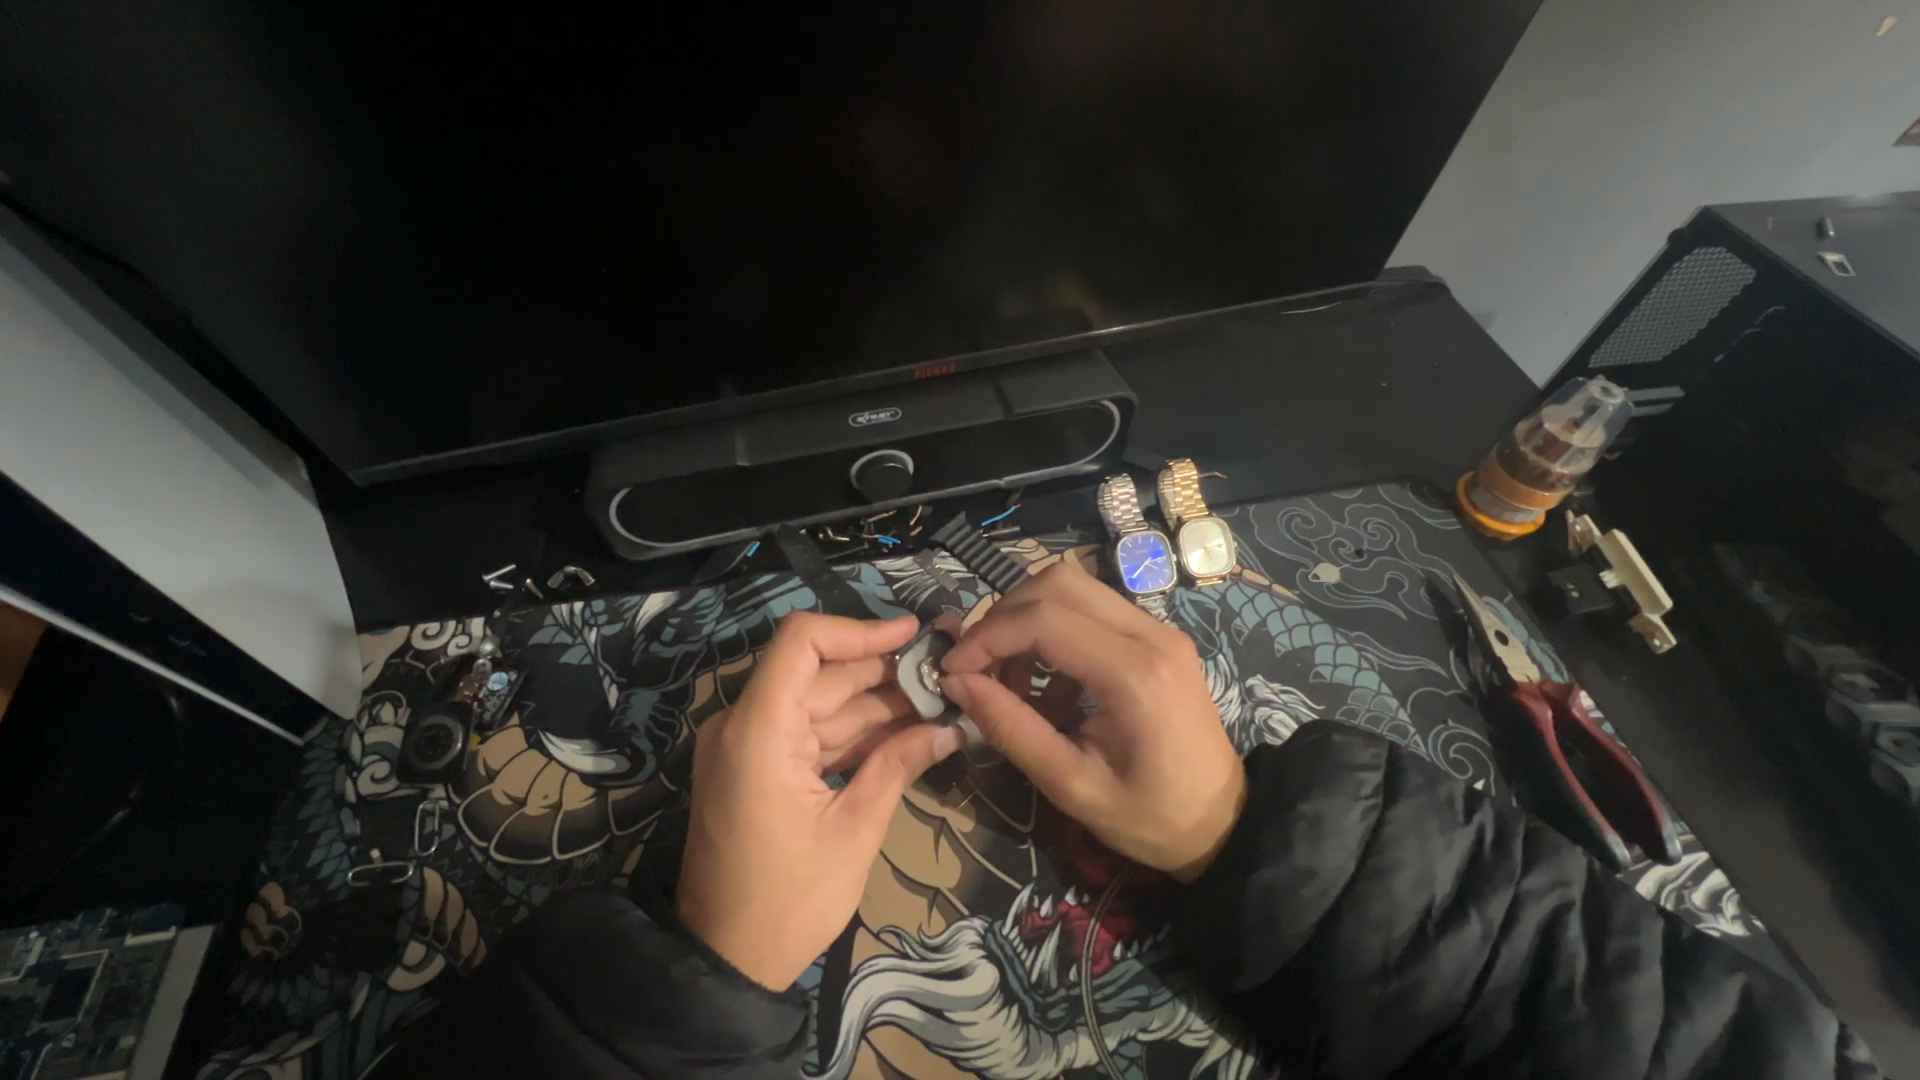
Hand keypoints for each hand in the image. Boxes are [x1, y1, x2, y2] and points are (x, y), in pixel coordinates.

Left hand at [676, 612, 964, 989]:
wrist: (723, 961)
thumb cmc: (788, 902)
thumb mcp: (854, 831)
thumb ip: (899, 765)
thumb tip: (951, 726)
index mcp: (759, 730)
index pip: (802, 641)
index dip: (860, 630)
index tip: (913, 636)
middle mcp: (745, 723)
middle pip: (821, 673)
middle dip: (885, 672)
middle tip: (944, 675)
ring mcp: (749, 744)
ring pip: (821, 702)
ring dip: (876, 703)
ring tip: (937, 703)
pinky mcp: (758, 764)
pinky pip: (811, 731)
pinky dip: (854, 731)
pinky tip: (905, 731)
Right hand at [940, 561, 1246, 882]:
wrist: (1224, 822)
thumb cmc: (1151, 818)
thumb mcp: (1072, 785)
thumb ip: (1011, 728)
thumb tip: (955, 683)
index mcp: (1135, 674)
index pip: (1044, 619)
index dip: (987, 637)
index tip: (952, 671)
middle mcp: (1151, 634)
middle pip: (1058, 583)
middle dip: (1004, 618)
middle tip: (977, 667)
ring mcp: (1158, 629)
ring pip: (1073, 588)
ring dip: (1027, 622)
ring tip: (1010, 683)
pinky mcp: (1156, 636)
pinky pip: (1091, 610)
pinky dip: (1053, 634)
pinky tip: (1046, 688)